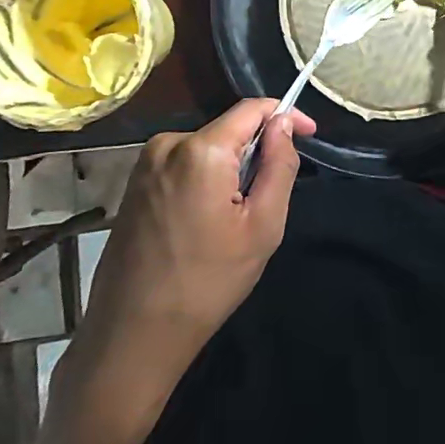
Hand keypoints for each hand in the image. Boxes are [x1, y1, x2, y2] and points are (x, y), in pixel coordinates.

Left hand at [81, 99, 317, 354]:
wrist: (133, 335)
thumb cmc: (209, 281)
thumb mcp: (264, 224)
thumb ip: (280, 164)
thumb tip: (285, 122)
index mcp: (200, 150)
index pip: (253, 108)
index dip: (287, 115)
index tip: (310, 134)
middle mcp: (166, 146)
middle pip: (230, 129)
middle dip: (258, 151)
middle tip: (270, 197)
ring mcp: (144, 166)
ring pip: (208, 148)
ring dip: (232, 168)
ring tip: (238, 216)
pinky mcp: (134, 186)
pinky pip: (185, 165)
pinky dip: (208, 180)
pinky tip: (209, 222)